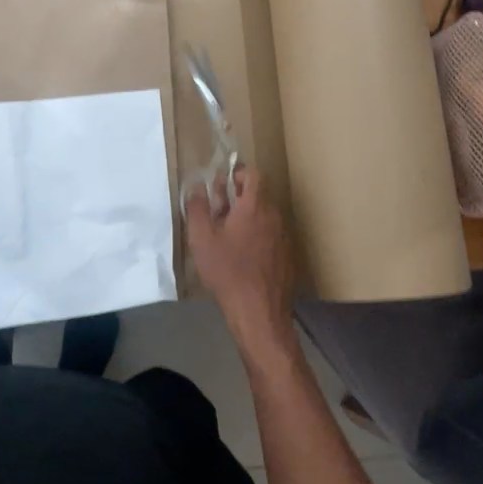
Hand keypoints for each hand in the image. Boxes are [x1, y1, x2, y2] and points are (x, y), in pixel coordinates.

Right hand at [185, 164, 293, 350]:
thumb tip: (195, 186)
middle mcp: (274, 215)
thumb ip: (197, 208)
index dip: (239, 172)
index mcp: (255, 206)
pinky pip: (270, 235)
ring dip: (247, 218)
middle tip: (218, 211)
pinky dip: (257, 236)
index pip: (254, 174)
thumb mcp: (202, 239)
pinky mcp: (287, 255)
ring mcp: (283, 236)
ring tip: (227, 235)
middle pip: (258, 195)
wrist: (258, 311)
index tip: (224, 181)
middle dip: (238, 198)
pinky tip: (242, 256)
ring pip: (264, 216)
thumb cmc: (227, 271)